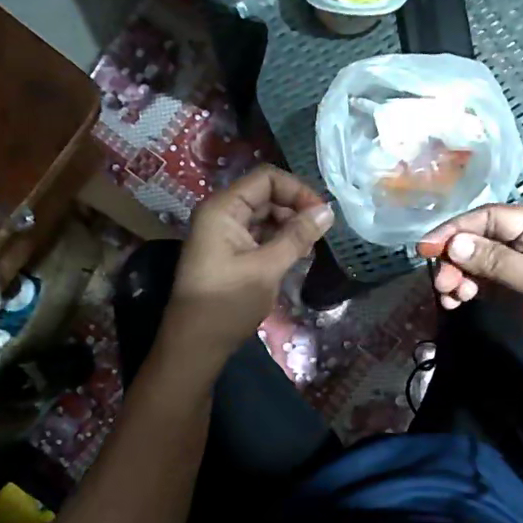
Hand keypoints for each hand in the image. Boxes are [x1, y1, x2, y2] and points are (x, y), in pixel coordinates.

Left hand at [167, 165, 334, 358]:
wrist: (195, 344)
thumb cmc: (228, 303)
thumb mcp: (267, 268)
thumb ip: (297, 237)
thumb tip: (327, 212)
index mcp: (223, 208)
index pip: (266, 178)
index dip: (297, 190)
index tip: (321, 215)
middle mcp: (220, 214)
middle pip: (265, 195)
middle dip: (295, 208)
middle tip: (320, 233)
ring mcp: (222, 234)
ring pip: (263, 216)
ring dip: (288, 226)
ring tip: (310, 247)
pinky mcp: (227, 253)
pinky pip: (257, 235)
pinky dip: (277, 241)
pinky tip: (296, 256)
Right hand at [416, 204, 522, 382]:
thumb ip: (497, 261)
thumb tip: (454, 244)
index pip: (494, 217)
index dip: (458, 229)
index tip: (426, 248)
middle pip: (482, 239)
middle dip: (457, 257)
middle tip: (441, 283)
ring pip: (479, 262)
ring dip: (458, 275)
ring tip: (449, 297)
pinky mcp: (517, 294)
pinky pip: (483, 283)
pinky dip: (466, 289)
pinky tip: (456, 301)